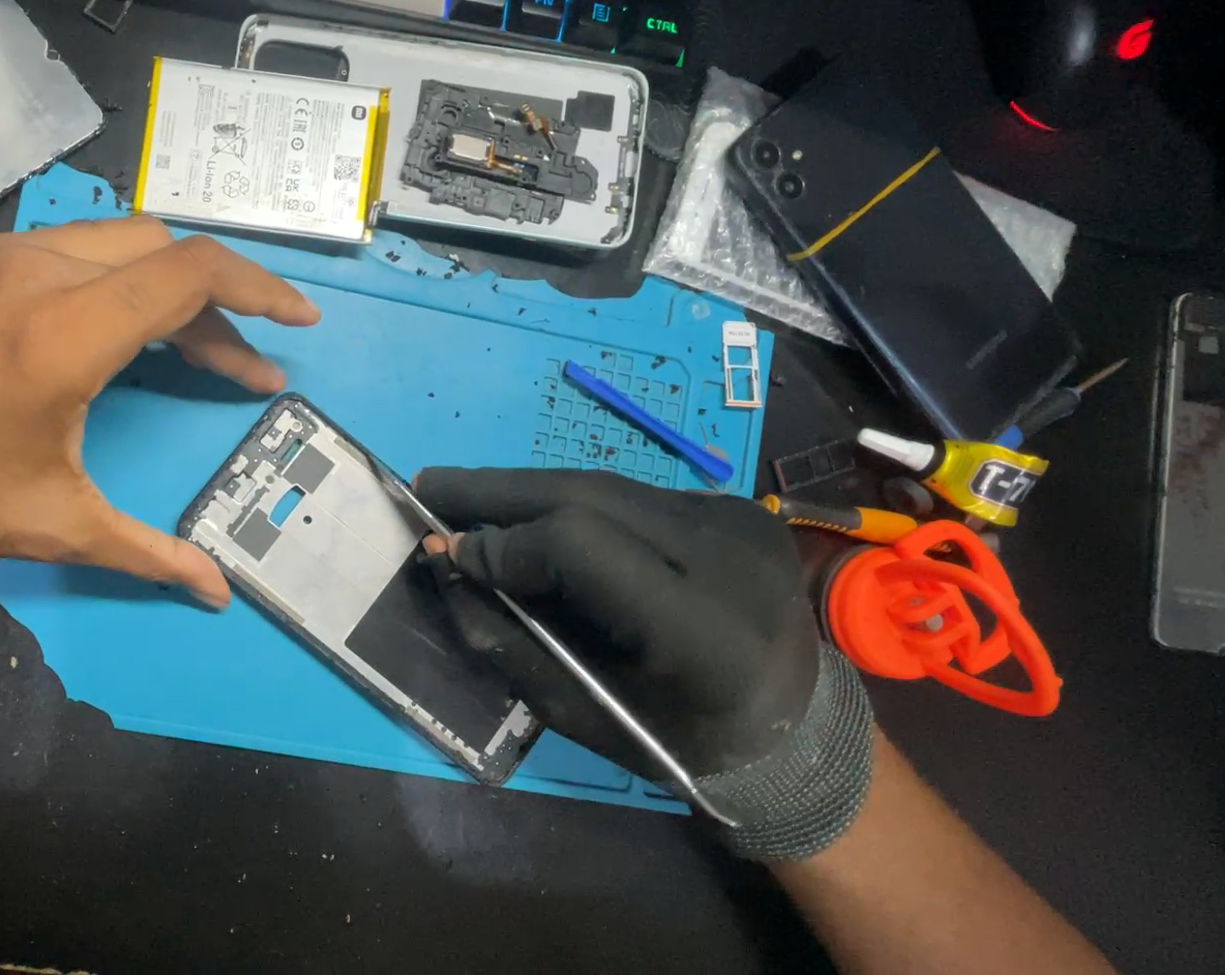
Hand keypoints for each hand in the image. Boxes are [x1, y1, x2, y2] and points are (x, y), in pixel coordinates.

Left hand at [0, 216, 319, 603]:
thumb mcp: (56, 524)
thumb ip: (152, 553)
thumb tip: (218, 593)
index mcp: (66, 333)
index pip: (192, 275)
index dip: (261, 291)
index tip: (299, 322)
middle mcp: (37, 273)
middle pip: (167, 252)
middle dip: (222, 305)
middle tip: (242, 366)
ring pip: (120, 246)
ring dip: (169, 293)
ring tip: (189, 353)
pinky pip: (72, 250)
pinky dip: (118, 283)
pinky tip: (113, 335)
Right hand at [416, 468, 875, 859]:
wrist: (795, 729)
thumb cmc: (678, 740)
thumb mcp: (580, 709)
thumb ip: (504, 635)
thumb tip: (443, 562)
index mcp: (700, 629)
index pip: (579, 546)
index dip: (503, 543)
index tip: (446, 551)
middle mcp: (728, 557)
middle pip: (588, 493)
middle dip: (496, 489)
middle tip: (430, 486)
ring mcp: (740, 521)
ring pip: (604, 484)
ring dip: (527, 490)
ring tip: (466, 495)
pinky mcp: (736, 507)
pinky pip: (630, 495)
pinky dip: (571, 502)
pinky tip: (531, 512)